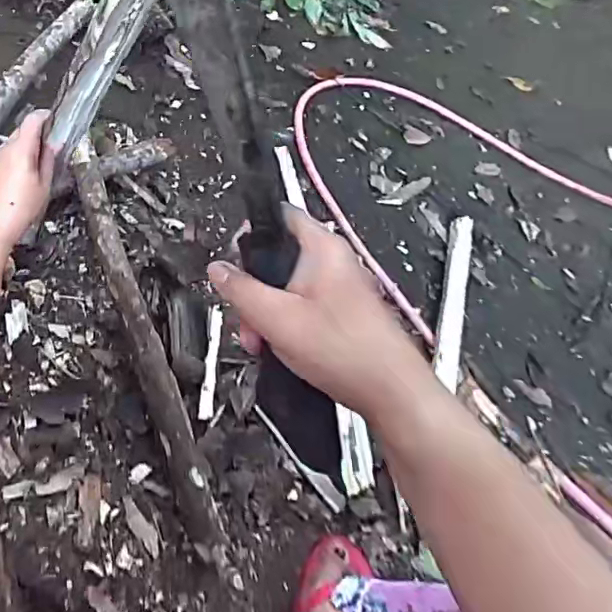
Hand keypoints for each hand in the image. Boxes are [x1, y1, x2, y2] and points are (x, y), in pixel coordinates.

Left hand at [0, 109, 56, 244]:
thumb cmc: (19, 208)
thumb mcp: (44, 184)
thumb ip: (49, 159)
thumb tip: (54, 144)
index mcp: (20, 148)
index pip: (32, 119)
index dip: (45, 117)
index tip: (54, 121)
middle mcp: (4, 149)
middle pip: (22, 130)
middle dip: (37, 134)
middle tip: (51, 147)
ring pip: (13, 143)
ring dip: (26, 147)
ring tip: (39, 166)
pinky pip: (5, 156)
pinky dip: (16, 158)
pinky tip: (24, 176)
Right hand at [209, 205, 438, 421]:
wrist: (392, 395)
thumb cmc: (351, 353)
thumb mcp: (277, 318)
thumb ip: (241, 290)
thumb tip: (219, 271)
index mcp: (322, 249)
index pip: (279, 215)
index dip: (251, 231)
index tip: (235, 254)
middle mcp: (334, 262)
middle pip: (277, 259)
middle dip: (254, 289)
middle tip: (249, 315)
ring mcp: (340, 287)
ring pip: (287, 287)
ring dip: (267, 312)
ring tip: (264, 340)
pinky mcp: (342, 312)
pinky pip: (302, 307)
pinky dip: (287, 324)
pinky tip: (282, 348)